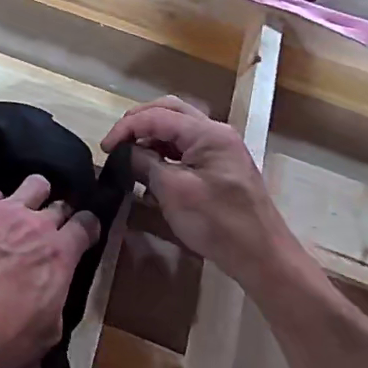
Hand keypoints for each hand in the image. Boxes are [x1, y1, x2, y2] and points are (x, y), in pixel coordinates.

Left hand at [0, 175, 99, 367]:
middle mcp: (38, 224)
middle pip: (60, 203)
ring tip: (23, 210)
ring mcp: (6, 210)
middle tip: (48, 229)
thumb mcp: (46, 335)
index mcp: (61, 253)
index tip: (83, 233)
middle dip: (59, 214)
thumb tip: (53, 300)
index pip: (88, 224)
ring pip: (34, 183)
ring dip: (34, 195)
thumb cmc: (0, 336)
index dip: (88, 227)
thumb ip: (57, 306)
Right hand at [102, 97, 298, 287]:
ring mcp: (222, 149)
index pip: (158, 116)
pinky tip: (151, 169)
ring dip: (152, 137)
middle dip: (140, 122)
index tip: (105, 148)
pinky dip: (166, 152)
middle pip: (171, 112)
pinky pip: (188, 147)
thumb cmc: (218, 223)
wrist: (262, 255)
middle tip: (116, 142)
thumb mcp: (174, 192)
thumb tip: (125, 152)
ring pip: (179, 129)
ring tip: (129, 155)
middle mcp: (217, 132)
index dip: (127, 128)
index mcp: (208, 133)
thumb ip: (146, 164)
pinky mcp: (222, 166)